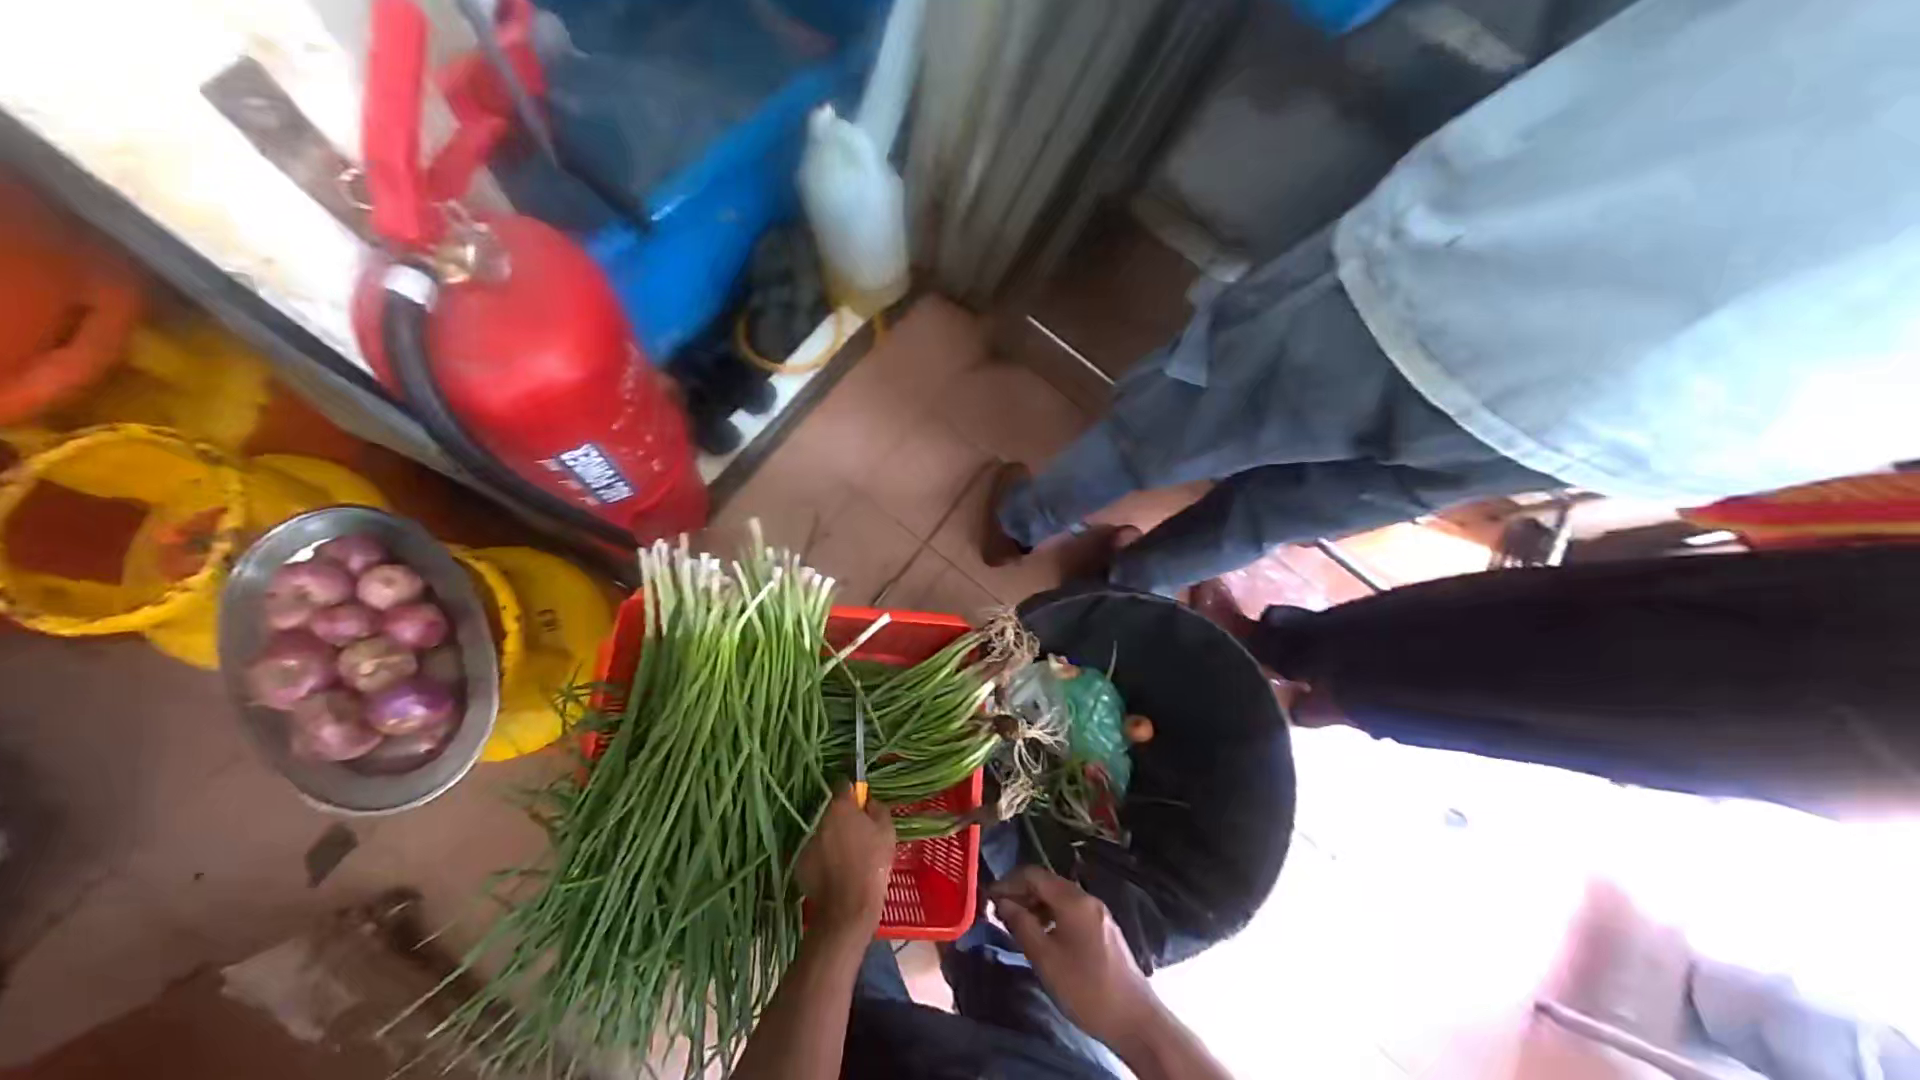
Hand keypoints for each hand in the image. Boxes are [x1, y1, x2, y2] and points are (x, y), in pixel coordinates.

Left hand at [796, 786, 894, 934]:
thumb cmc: (872, 865)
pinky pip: (813, 851)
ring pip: (821, 831)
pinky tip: (834, 870)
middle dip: (841, 816)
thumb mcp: (887, 831)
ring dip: (830, 836)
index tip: (859, 801)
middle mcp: (819, 819)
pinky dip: (821, 856)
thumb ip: (878, 809)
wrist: (848, 906)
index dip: (853, 791)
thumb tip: (869, 802)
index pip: (843, 784)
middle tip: (856, 832)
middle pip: (830, 809)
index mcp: (840, 807)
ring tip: (845, 854)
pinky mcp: (799, 862)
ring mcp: (806, 840)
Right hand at [988, 866, 1160, 1047]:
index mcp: (1073, 899)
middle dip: (1021, 893)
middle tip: (999, 912)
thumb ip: (1021, 924)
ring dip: (1036, 905)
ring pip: (1059, 898)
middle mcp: (1087, 898)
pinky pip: (1071, 911)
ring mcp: (1099, 914)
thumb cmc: (1085, 988)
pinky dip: (1052, 916)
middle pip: (1047, 883)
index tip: (989, 897)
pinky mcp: (1104, 930)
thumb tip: (1002, 902)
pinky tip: (1043, 936)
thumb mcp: (1045, 958)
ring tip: (1017, 926)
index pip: (1034, 874)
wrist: (1135, 1020)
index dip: (1008, 882)